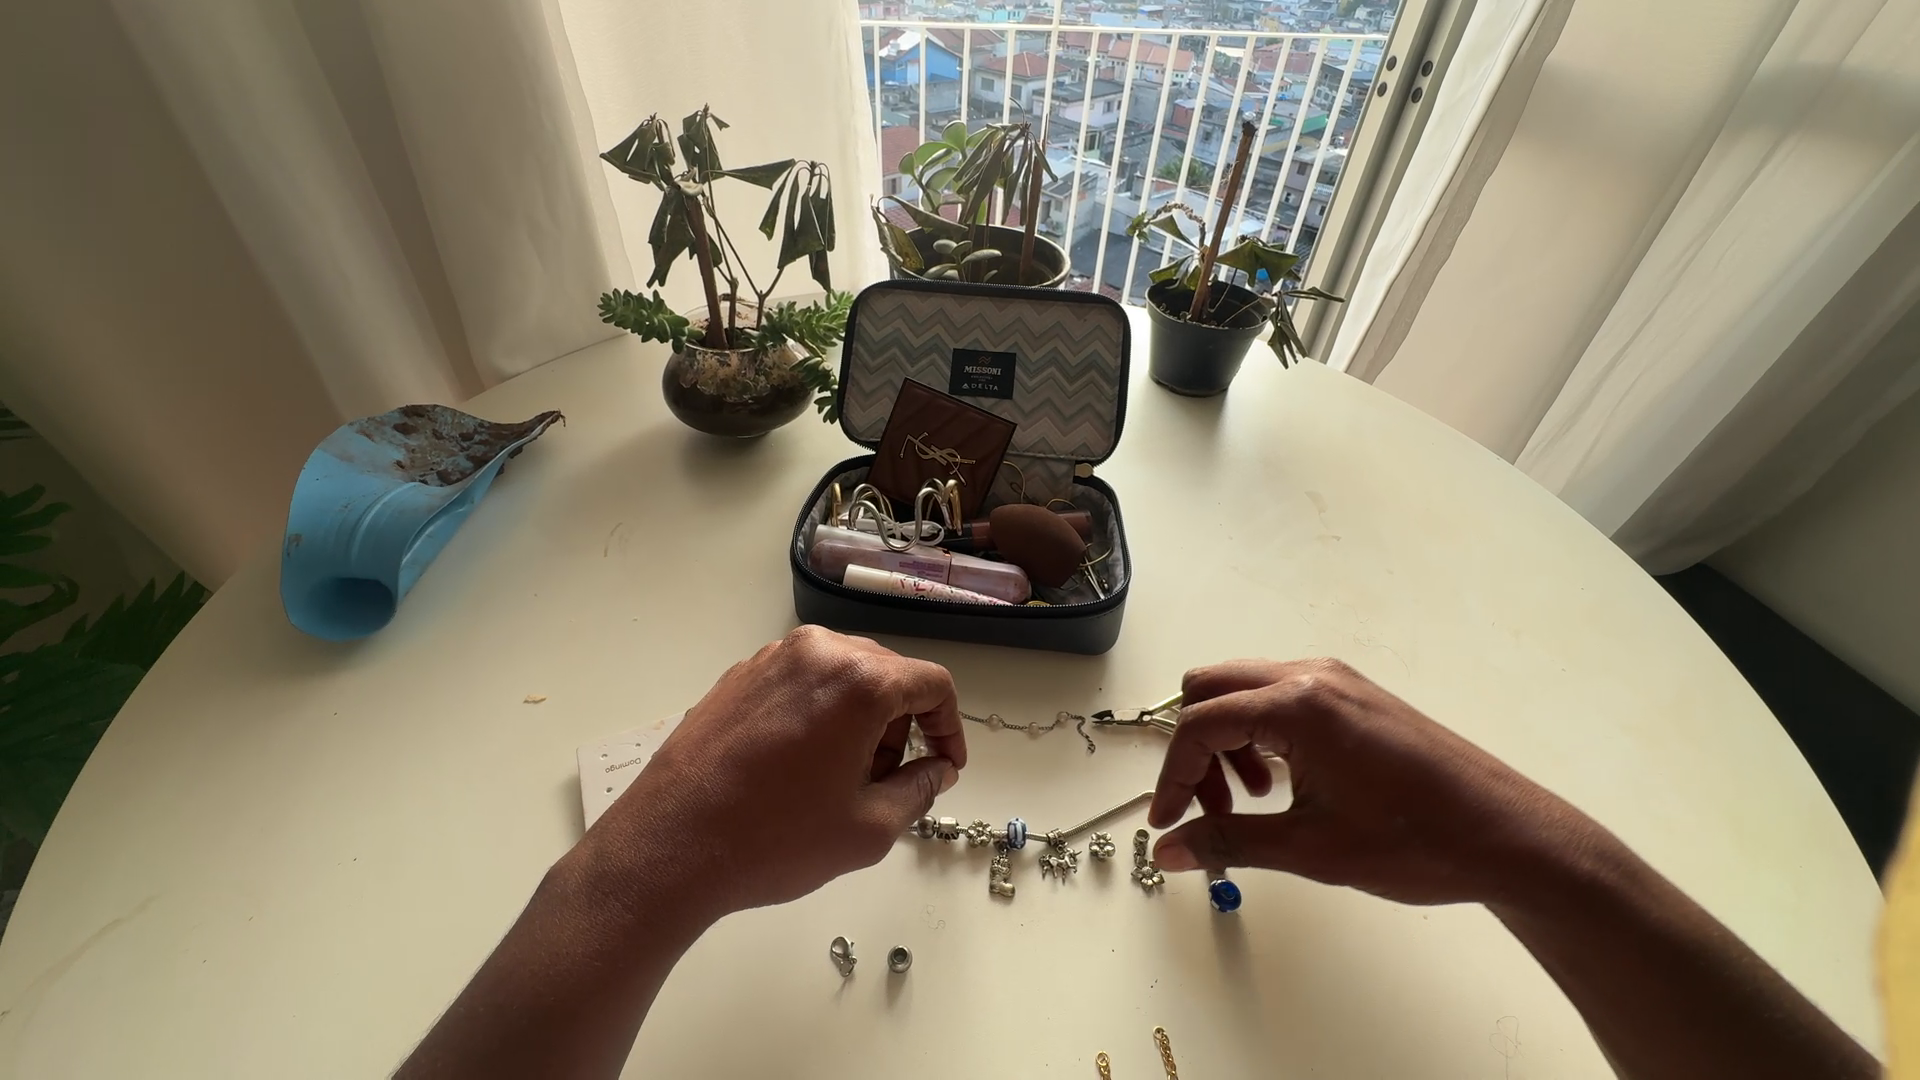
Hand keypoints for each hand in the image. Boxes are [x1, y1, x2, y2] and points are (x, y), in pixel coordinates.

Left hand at [589, 626, 964, 923]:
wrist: (666, 847)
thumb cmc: (776, 840)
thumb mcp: (868, 828)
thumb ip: (919, 789)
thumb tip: (937, 769)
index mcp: (858, 680)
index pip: (931, 684)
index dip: (949, 726)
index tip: (944, 766)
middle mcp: (819, 651)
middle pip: (888, 674)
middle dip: (902, 725)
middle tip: (887, 779)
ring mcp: (772, 657)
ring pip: (844, 674)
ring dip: (861, 717)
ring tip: (839, 774)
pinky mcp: (739, 673)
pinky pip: (802, 680)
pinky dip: (821, 711)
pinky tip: (798, 762)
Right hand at [1148, 658, 1592, 905]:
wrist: (1516, 839)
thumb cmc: (1416, 844)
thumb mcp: (1311, 849)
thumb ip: (1228, 842)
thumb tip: (1166, 853)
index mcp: (1296, 705)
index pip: (1200, 724)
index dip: (1173, 775)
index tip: (1167, 823)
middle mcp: (1308, 675)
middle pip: (1209, 688)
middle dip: (1194, 749)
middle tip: (1208, 806)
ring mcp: (1333, 678)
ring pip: (1241, 690)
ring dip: (1226, 740)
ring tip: (1248, 800)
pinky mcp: (1351, 692)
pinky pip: (1276, 696)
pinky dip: (1257, 732)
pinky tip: (1280, 781)